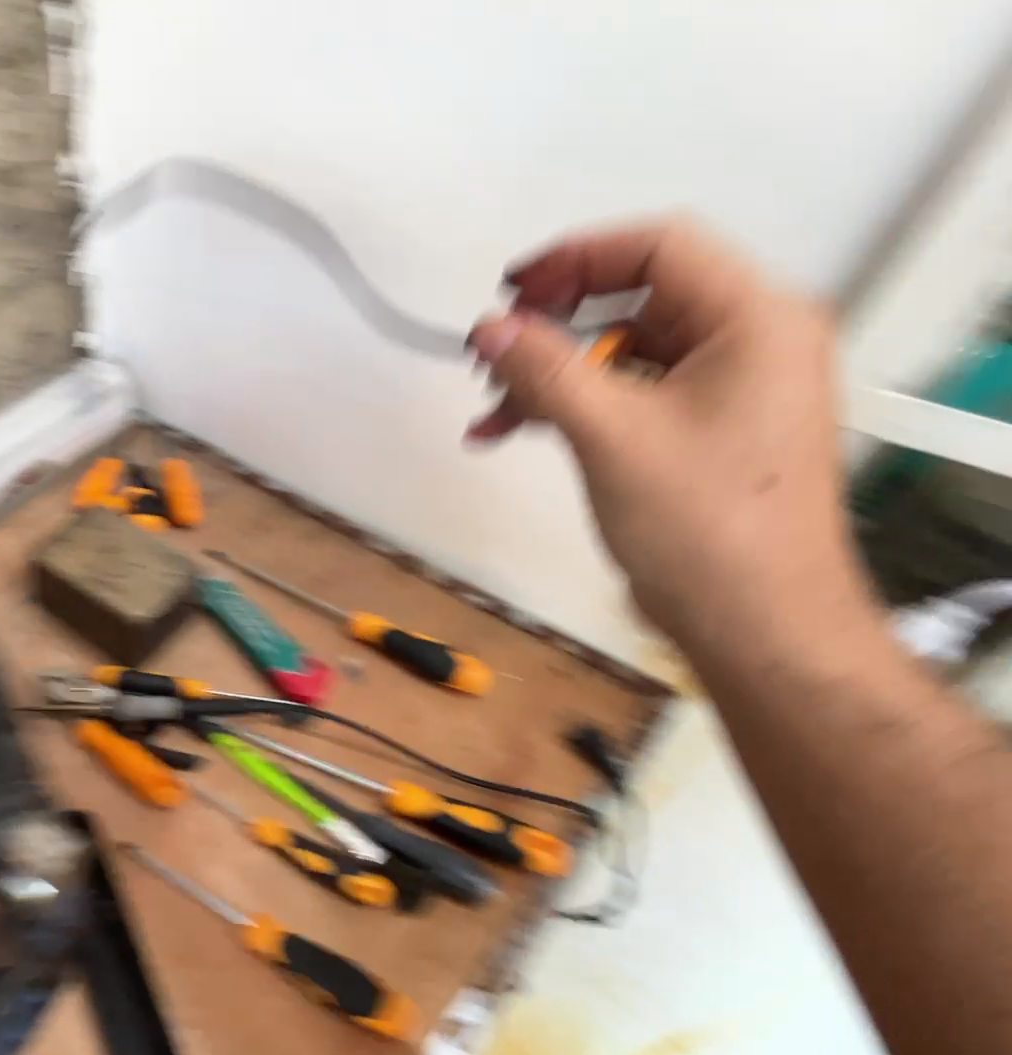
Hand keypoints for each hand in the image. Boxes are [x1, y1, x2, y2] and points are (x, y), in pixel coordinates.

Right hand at [465, 221, 873, 655]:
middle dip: (553, 322)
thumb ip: (543, 369)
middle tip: (490, 351)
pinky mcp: (699, 427)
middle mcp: (748, 340)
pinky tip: (508, 431)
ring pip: (621, 350)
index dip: (575, 256)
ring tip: (491, 404)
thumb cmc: (699, 522)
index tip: (507, 290)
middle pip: (635, 297)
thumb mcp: (610, 433)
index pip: (659, 248)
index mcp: (753, 320)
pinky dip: (567, 404)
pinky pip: (625, 392)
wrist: (755, 620)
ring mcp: (725, 387)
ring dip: (549, 372)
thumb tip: (486, 328)